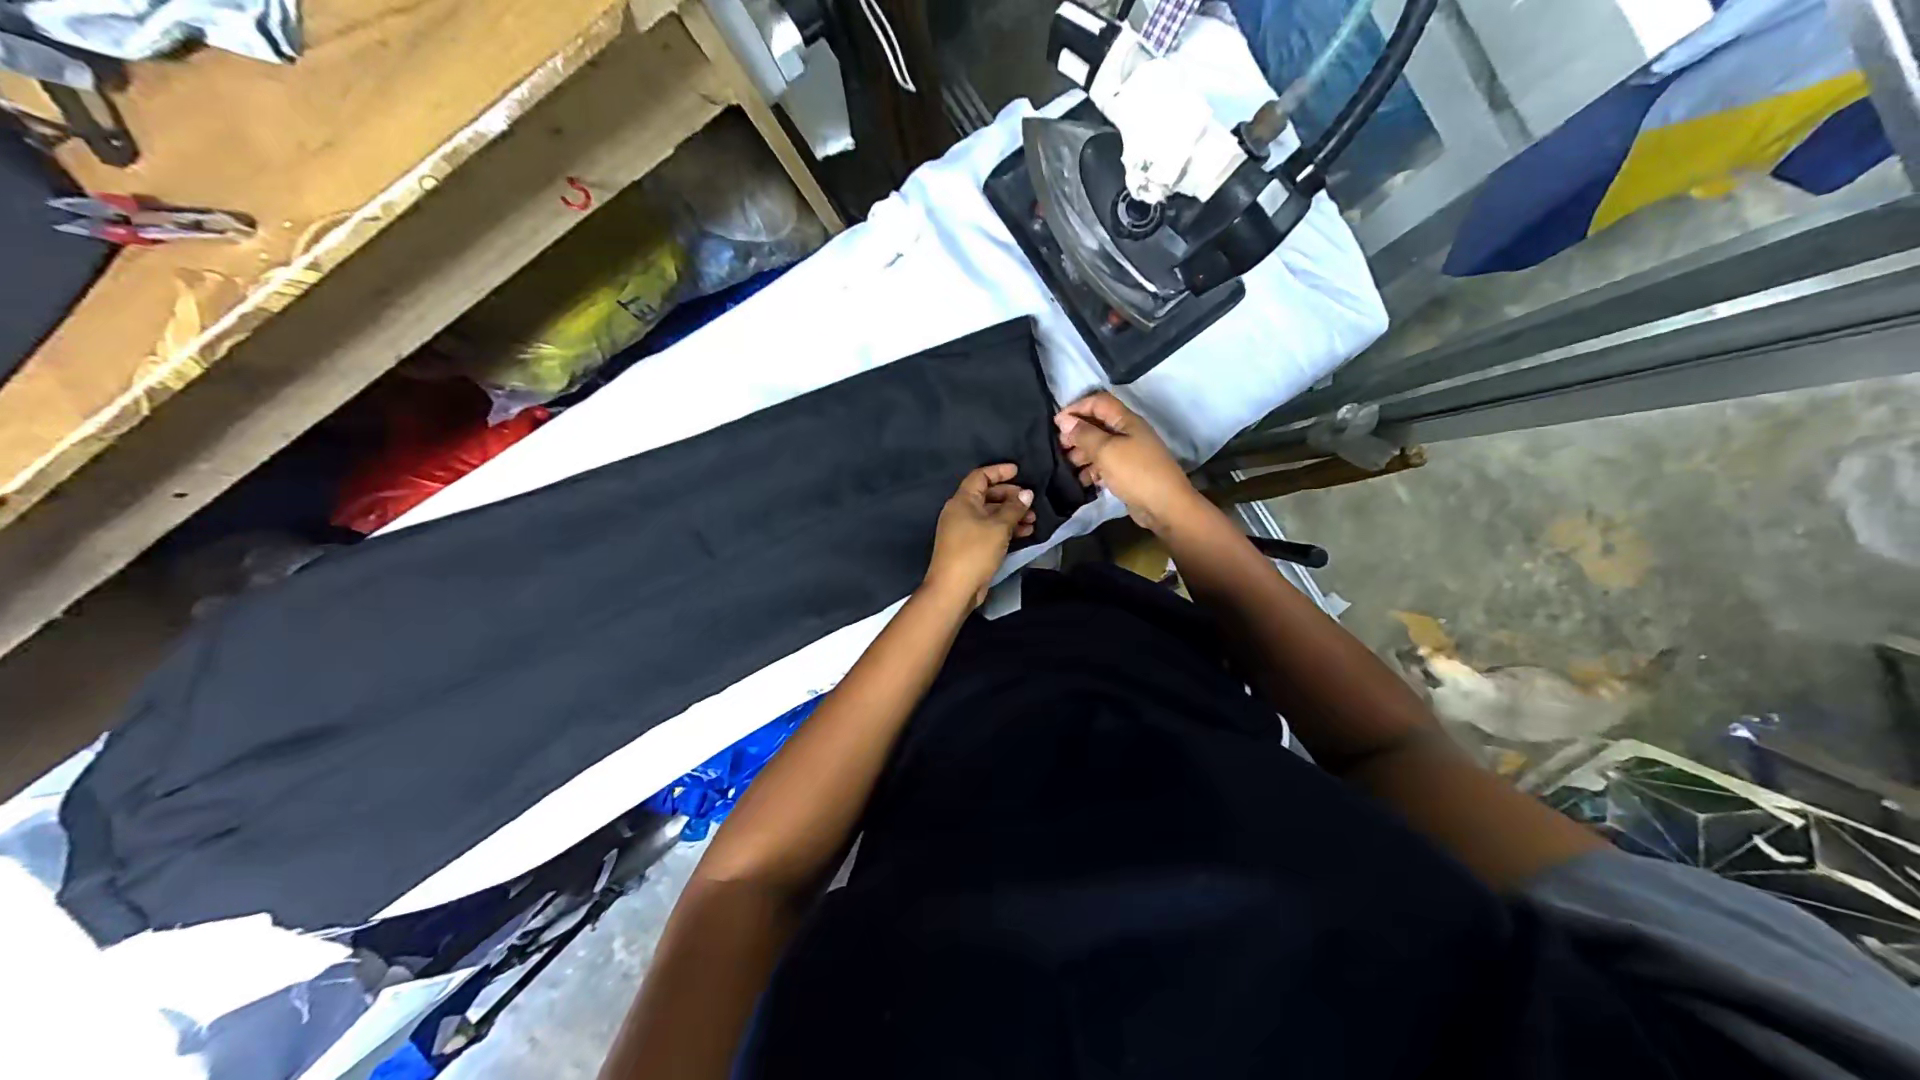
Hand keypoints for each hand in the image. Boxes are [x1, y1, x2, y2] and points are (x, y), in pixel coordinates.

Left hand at [923, 463, 1035, 607]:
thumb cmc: (974, 551)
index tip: (1018, 471)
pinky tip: (1025, 533)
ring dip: (1012, 515)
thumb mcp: (998, 527)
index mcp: (962, 501)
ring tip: (1033, 520)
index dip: (999, 471)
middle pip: (987, 495)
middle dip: (1010, 497)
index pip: (980, 476)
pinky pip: (990, 530)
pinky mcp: (970, 546)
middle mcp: (961, 512)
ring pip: (991, 515)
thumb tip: (1026, 493)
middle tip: (1030, 501)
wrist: (954, 588)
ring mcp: (964, 530)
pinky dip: (1006, 529)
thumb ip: (1014, 508)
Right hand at [1055, 391, 1200, 533]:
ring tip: (1066, 465)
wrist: (1165, 507)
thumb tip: (1063, 420)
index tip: (1056, 423)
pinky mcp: (1126, 473)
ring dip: (1081, 454)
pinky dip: (1091, 470)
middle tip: (1060, 447)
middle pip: (1097, 425)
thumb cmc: (1135, 473)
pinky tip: (1081, 480)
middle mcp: (1127, 433)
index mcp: (1126, 420)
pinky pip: (1104, 465)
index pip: (1099, 402)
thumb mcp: (1106, 450)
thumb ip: (1084, 434)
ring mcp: (1128, 454)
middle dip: (1076, 433)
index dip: (1077, 407)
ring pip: (1098, 447)